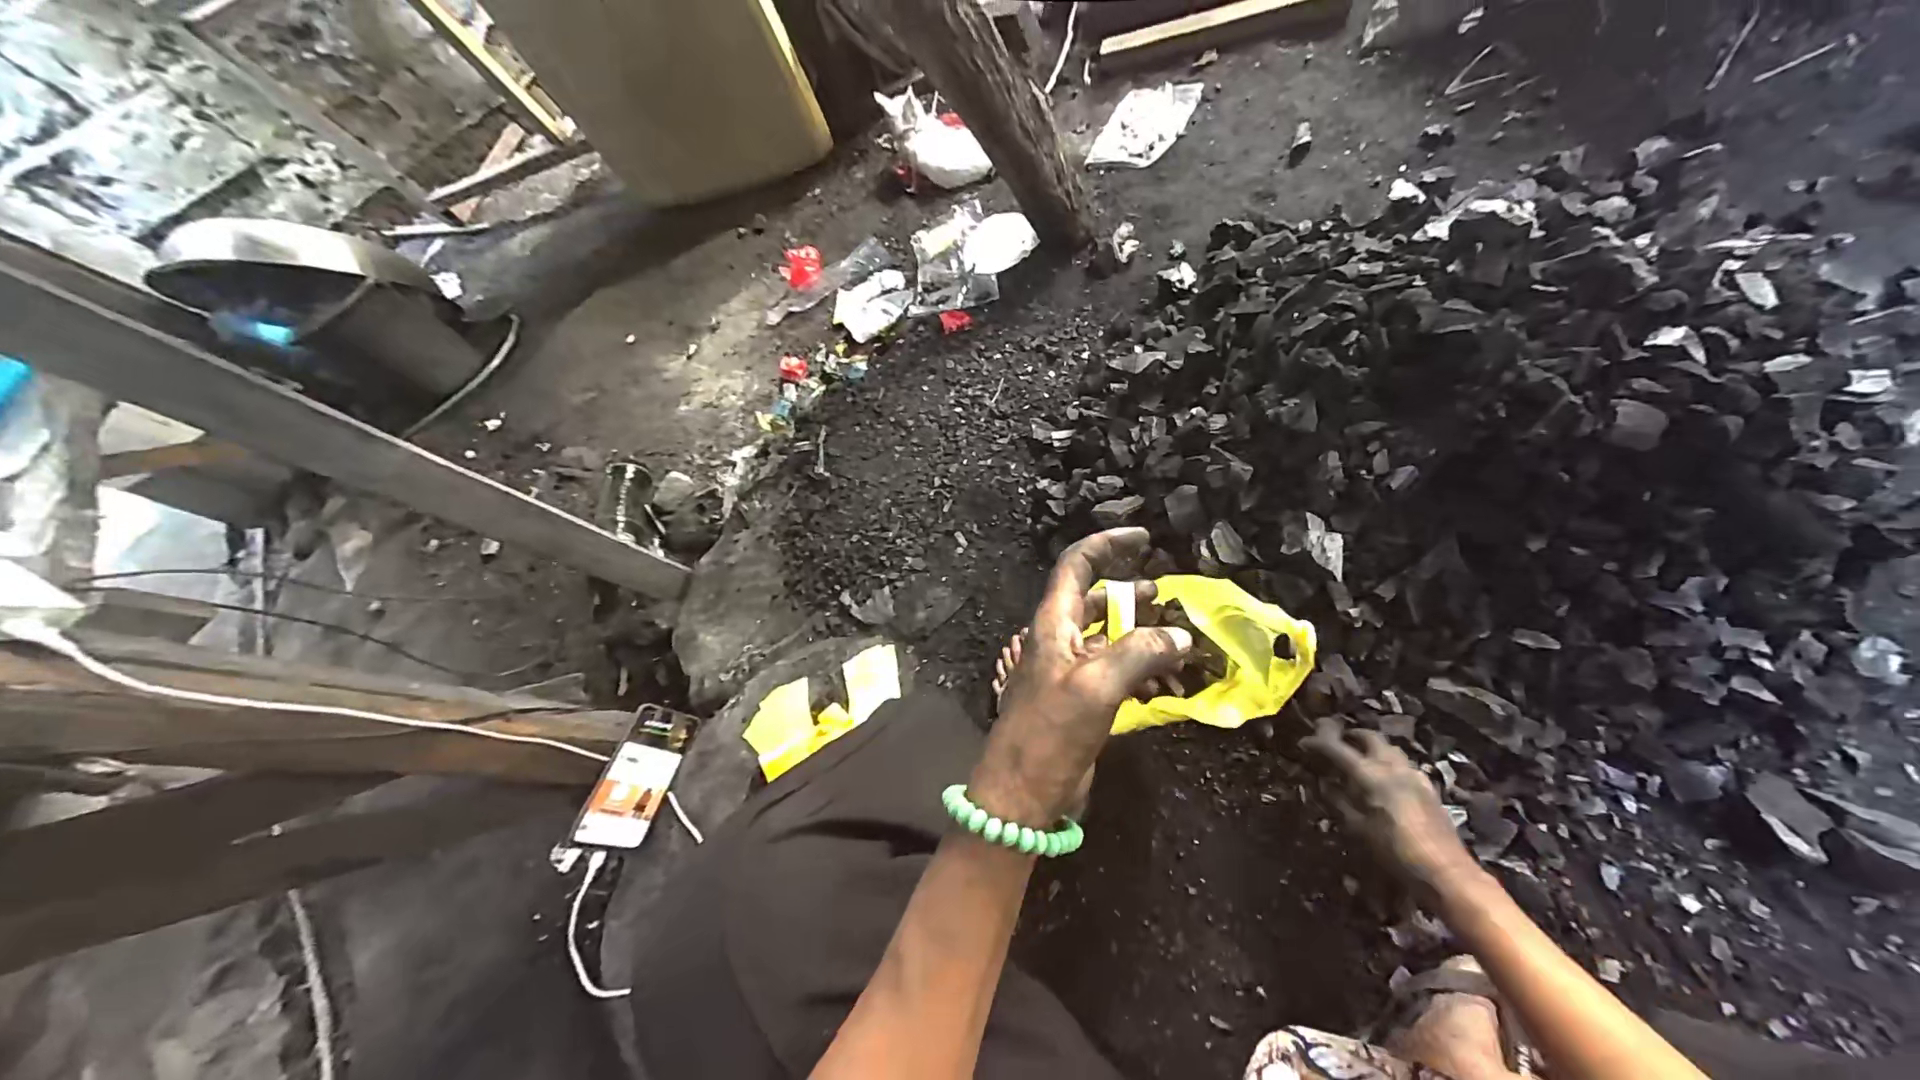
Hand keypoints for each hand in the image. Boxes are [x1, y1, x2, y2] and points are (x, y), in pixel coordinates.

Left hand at [968, 528, 1192, 826]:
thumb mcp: (1096, 685)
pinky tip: (1171, 679)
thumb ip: (1139, 652)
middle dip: (1135, 595)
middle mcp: (1061, 639)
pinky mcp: (1083, 699)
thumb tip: (1180, 635)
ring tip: (1181, 639)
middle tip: (1172, 599)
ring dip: (1145, 634)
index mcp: (1054, 624)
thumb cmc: (1050, 731)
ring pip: (1112, 637)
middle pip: (1099, 600)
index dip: (1107, 544)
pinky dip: (1143, 669)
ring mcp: (1072, 670)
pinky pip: (1118, 671)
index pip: (1076, 566)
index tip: (1143, 538)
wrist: (1023, 791)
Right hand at [1300, 716, 1476, 896]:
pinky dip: (1388, 760)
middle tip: (1335, 741)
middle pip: (1369, 737)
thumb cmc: (1394, 852)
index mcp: (1370, 775)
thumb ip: (1338, 800)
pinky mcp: (1428, 787)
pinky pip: (1403, 763)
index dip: (1318, 742)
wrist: (1446, 872)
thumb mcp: (1357, 828)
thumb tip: (1325, 782)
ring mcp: (1414, 775)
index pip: (1336, 748)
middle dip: (1349, 735)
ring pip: (1389, 747)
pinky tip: (1385, 776)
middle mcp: (1392, 767)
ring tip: (1358, 756)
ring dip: (1371, 746)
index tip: (1305, 743)